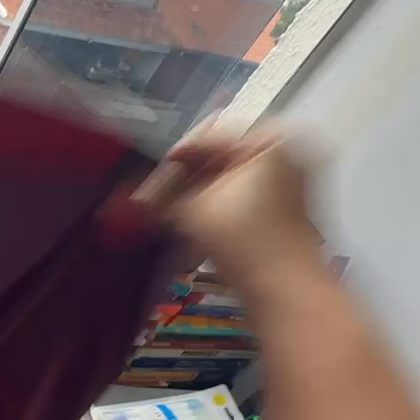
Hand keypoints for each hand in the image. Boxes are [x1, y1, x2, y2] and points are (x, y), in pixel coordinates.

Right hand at [134, 129, 326, 288]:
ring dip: (196, 187)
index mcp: (270, 139)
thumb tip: (128, 197)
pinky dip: (216, 197)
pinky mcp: (286, 199)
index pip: (208, 136)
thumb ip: (158, 196)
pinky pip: (243, 186)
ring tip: (168, 206)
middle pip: (221, 152)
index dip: (172, 158)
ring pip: (230, 171)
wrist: (283, 284)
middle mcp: (287, 148)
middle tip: (154, 195)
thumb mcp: (193, 210)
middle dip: (184, 174)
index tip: (145, 179)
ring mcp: (291, 174)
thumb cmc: (242, 240)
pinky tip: (193, 214)